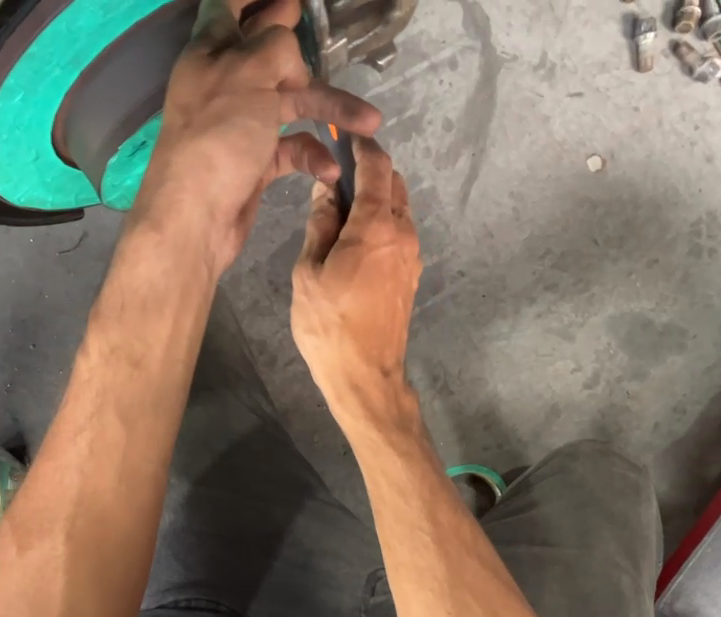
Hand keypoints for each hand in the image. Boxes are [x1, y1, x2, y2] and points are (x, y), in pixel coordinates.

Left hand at [132, 0, 380, 273]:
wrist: (195, 221)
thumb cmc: (217, 137)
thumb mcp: (248, 73)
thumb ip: (275, 45)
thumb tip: (289, 46)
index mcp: (211, 50)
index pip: (230, 5)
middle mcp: (224, 83)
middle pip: (270, 53)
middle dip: (300, 47)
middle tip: (329, 31)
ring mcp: (239, 125)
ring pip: (290, 103)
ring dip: (328, 110)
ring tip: (370, 121)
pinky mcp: (253, 163)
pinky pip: (290, 148)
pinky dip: (311, 155)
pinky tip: (331, 167)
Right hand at [290, 136, 422, 427]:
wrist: (365, 377)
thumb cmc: (328, 326)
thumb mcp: (309, 273)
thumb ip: (320, 225)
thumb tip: (326, 190)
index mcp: (376, 226)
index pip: (376, 167)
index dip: (359, 147)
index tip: (340, 136)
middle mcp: (403, 233)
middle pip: (393, 184)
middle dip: (368, 171)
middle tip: (335, 177)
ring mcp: (411, 256)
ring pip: (399, 209)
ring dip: (375, 199)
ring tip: (341, 213)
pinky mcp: (410, 276)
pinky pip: (399, 234)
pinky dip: (381, 224)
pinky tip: (354, 241)